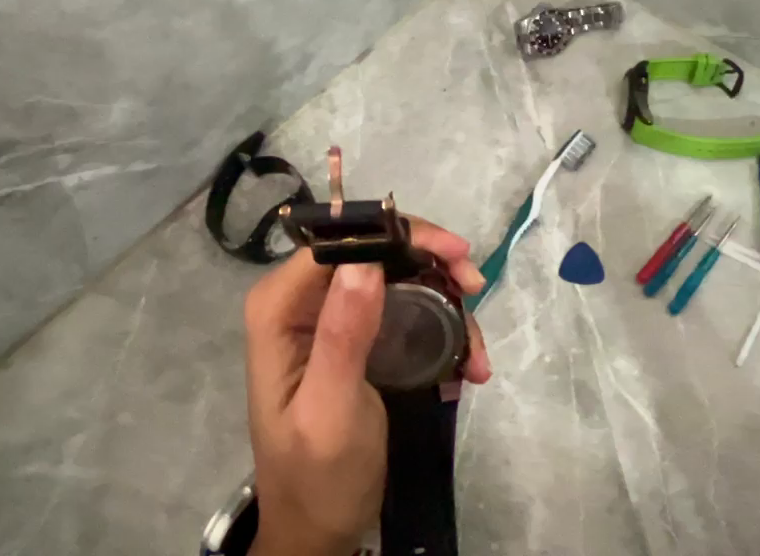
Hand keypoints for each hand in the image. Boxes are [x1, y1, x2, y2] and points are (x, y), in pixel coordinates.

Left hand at [242, 217, 490, 555]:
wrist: (320, 531)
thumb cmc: (316, 477)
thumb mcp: (330, 412)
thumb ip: (342, 336)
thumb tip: (365, 261)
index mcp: (281, 306)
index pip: (340, 240)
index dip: (399, 233)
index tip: (454, 254)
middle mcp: (305, 299)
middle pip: (377, 249)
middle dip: (433, 263)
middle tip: (477, 287)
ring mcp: (334, 314)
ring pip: (400, 274)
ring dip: (447, 301)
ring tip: (479, 352)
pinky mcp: (360, 334)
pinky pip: (408, 306)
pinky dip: (444, 327)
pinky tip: (468, 366)